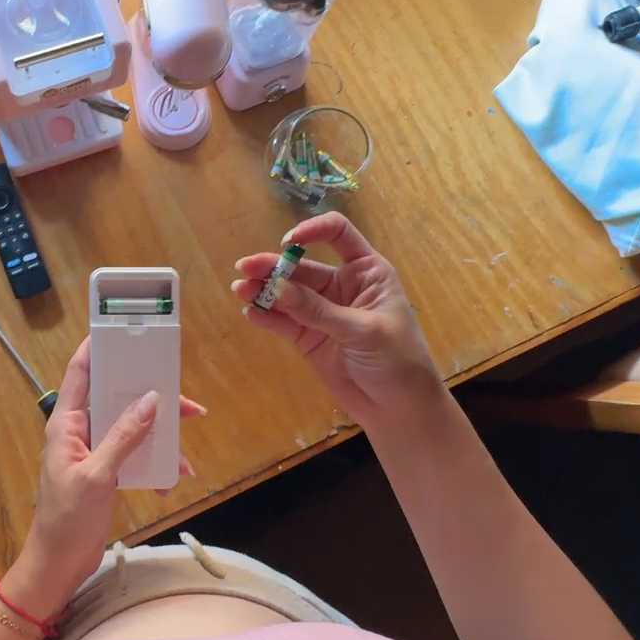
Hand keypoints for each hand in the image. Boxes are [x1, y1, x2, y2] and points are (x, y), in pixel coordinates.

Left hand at [2, 338, 203, 621]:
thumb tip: (151, 400)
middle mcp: (80, 430)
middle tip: (185, 403)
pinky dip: (154, 465)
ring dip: (159, 437)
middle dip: (150, 399)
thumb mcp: (97, 475)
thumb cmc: (66, 518)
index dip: (97, 348)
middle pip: (116, 399)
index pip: (80, 373)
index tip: (121, 329)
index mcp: (66, 423)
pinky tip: (172, 481)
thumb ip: (124, 436)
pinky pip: (135, 456)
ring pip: (131, 428)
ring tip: (185, 452)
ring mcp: (94, 451)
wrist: (59, 563)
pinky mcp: (106, 472)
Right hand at [230, 211, 439, 427]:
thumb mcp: (362, 331)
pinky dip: (266, 317)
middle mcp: (341, 286)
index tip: (288, 243)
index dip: (313, 230)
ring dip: (264, 291)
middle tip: (245, 269)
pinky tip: (251, 314)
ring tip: (240, 290)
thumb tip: (276, 289)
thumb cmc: (398, 360)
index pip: (339, 234)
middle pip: (302, 267)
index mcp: (366, 272)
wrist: (399, 409)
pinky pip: (283, 322)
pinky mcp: (307, 338)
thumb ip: (318, 311)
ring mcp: (321, 312)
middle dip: (274, 267)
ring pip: (287, 294)